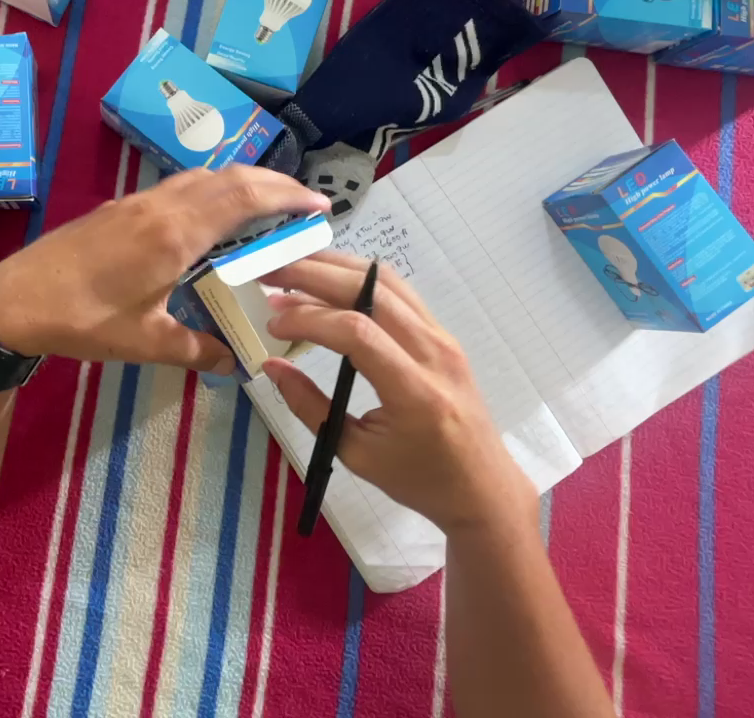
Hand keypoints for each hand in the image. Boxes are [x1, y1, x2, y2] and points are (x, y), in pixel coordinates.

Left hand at [0, 166, 329, 372]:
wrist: (15, 298)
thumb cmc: (82, 320)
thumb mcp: (145, 341)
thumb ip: (195, 349)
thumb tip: (234, 363)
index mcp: (176, 234)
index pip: (245, 198)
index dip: (287, 195)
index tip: (319, 204)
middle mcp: (162, 206)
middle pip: (229, 177)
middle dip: (272, 183)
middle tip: (303, 202)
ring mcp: (139, 202)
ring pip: (202, 177)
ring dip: (240, 183)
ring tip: (266, 206)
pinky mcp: (122, 207)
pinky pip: (179, 186)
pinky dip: (210, 190)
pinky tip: (212, 217)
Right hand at [257, 251, 536, 536]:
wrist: (483, 487)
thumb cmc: (420, 480)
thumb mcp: (356, 454)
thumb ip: (310, 406)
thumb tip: (271, 365)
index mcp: (415, 392)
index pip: (357, 332)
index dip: (309, 319)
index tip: (273, 324)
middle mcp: (433, 352)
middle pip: (369, 291)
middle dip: (313, 275)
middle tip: (269, 274)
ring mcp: (442, 336)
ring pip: (385, 279)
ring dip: (334, 266)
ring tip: (291, 265)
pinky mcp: (441, 332)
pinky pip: (397, 289)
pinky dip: (357, 275)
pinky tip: (328, 276)